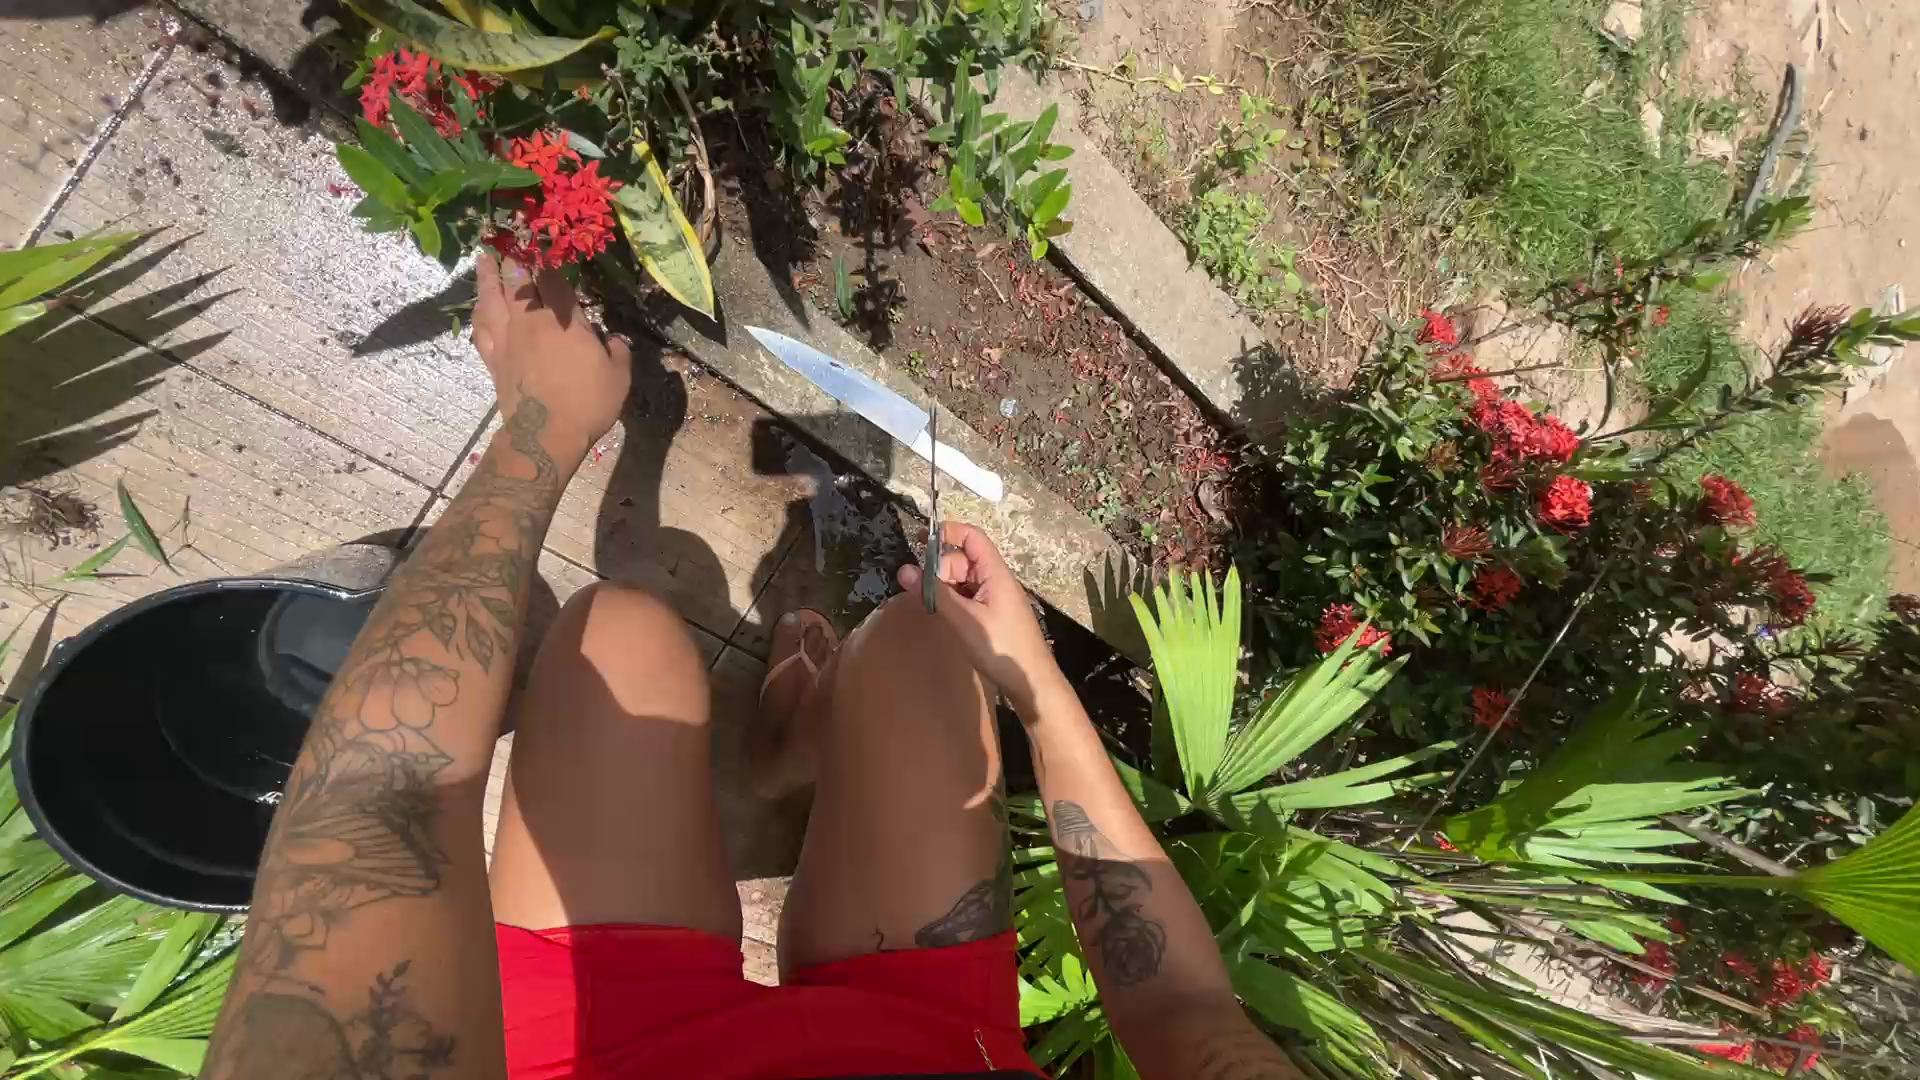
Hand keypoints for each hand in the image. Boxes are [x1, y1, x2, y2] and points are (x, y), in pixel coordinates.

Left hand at [471, 252, 630, 460]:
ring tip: (484, 259)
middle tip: (511, 244)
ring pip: (492, 298)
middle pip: (518, 282)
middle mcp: (530, 321)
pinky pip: (481, 326)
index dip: (550, 262)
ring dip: (488, 276)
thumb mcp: (619, 375)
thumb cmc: (589, 402)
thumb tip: (611, 338)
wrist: (547, 433)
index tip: (547, 248)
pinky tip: (479, 306)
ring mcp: (506, 338)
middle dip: (515, 261)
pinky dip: (479, 311)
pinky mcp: (492, 357)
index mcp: (563, 320)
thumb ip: (616, 349)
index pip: (554, 281)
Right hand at [898, 521, 1066, 714]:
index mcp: (994, 572)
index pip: (971, 536)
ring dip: (943, 586)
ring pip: (962, 580)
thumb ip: (935, 593)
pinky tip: (943, 615)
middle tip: (923, 591)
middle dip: (939, 568)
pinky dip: (952, 600)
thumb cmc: (1002, 646)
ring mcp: (994, 597)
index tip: (919, 540)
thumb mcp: (964, 619)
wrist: (1031, 681)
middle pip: (962, 559)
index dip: (947, 533)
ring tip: (930, 605)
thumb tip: (904, 570)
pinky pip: (967, 596)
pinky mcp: (992, 614)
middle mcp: (995, 579)